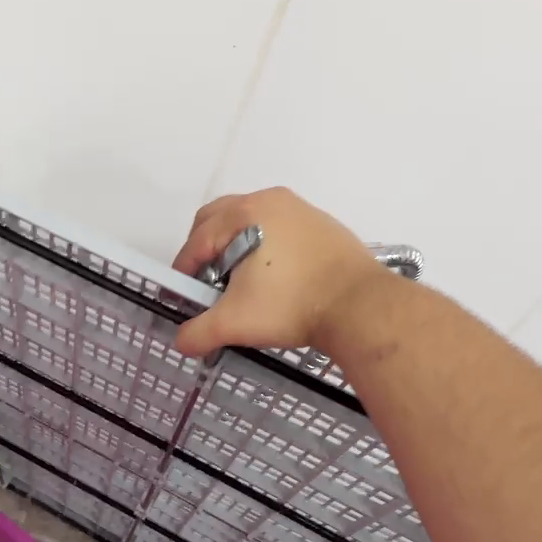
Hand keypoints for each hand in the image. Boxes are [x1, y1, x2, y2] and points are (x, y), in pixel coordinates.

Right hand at [170, 187, 392, 356]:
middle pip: (217, 219)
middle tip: (205, 283)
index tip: (183, 296)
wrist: (360, 306)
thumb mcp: (233, 324)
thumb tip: (182, 342)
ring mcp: (298, 208)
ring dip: (231, 246)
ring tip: (236, 281)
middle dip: (203, 250)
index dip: (182, 271)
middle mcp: (268, 200)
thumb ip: (197, 333)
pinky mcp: (319, 223)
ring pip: (247, 220)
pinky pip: (275, 227)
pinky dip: (260, 246)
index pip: (196, 241)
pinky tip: (269, 278)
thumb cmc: (290, 306)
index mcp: (243, 215)